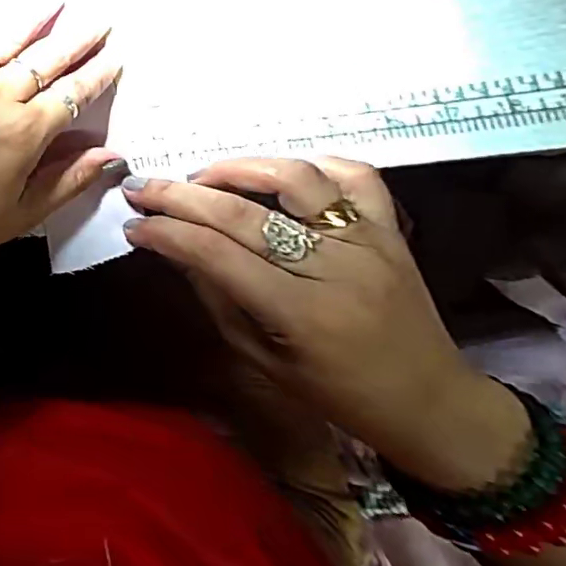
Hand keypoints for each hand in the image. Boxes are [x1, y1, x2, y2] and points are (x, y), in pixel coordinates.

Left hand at [0, 0, 123, 291]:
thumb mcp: (22, 214)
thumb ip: (69, 179)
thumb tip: (113, 155)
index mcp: (25, 131)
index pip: (73, 94)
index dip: (98, 75)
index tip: (117, 57)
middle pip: (46, 61)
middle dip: (78, 40)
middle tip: (101, 21)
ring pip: (3, 44)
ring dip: (32, 21)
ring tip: (57, 1)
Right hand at [120, 157, 529, 490]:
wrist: (431, 402)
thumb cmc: (339, 394)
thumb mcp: (264, 361)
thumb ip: (217, 299)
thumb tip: (175, 249)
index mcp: (301, 314)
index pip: (216, 255)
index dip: (167, 233)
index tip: (134, 223)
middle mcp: (334, 267)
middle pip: (243, 214)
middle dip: (181, 196)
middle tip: (143, 186)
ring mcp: (367, 240)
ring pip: (296, 179)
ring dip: (240, 168)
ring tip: (204, 175)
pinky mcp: (390, 227)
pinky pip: (355, 175)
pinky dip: (313, 164)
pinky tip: (280, 173)